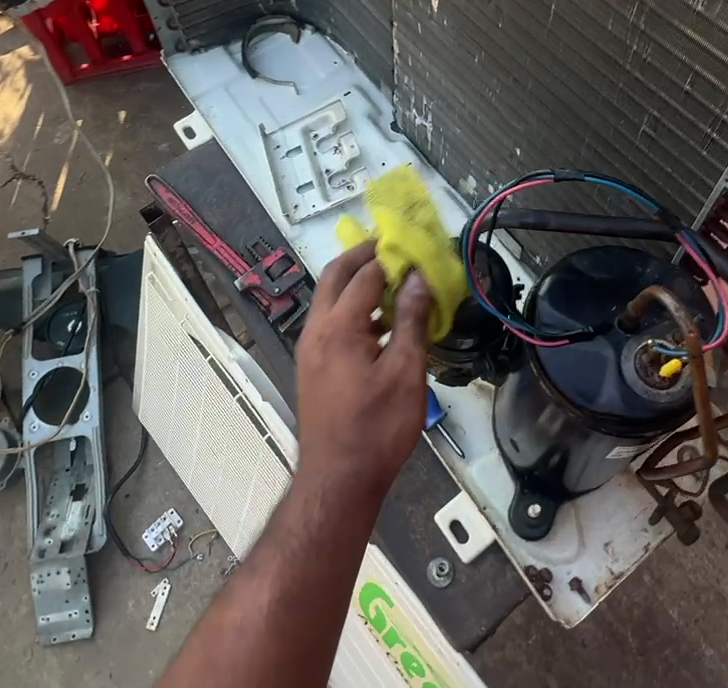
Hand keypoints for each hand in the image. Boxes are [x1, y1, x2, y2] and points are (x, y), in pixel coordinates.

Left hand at [293, 242, 433, 507]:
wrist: (338, 479)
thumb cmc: (377, 427)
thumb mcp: (405, 372)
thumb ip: (410, 320)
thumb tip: (417, 278)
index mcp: (338, 326)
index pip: (365, 274)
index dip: (392, 257)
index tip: (415, 247)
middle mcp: (316, 329)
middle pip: (336, 276)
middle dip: (363, 257)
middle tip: (393, 248)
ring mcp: (309, 348)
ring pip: (330, 299)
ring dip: (357, 283)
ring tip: (394, 283)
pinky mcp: (312, 366)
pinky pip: (330, 322)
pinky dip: (353, 310)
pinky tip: (381, 325)